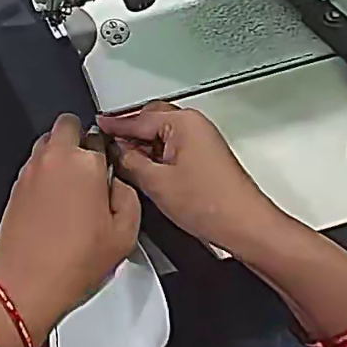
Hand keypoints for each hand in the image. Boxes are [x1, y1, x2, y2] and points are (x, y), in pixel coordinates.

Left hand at [0, 115, 141, 333]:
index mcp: (86, 163)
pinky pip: (34, 163)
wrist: (27, 279)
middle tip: (89, 163)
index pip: (100, 137)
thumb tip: (121, 186)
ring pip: (47, 141)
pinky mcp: (16, 182)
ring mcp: (32, 168)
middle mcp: (55, 157)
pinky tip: (55, 199)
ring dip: (60, 152)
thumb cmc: (72, 260)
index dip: (107, 152)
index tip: (109, 168)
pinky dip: (45, 171)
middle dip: (79, 137)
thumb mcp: (125, 234)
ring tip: (72, 183)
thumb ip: (129, 197)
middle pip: (67, 124)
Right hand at [99, 102, 285, 251]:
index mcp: (183, 122)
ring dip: (143, 146)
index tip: (99, 125)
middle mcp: (195, 125)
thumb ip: (128, 161)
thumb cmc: (214, 205)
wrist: (246, 227)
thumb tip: (115, 152)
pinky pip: (172, 146)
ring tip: (126, 164)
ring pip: (161, 134)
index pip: (137, 119)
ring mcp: (202, 139)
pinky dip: (156, 156)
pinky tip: (147, 172)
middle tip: (109, 146)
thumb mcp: (155, 183)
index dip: (114, 125)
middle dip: (129, 134)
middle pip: (150, 120)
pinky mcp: (204, 155)